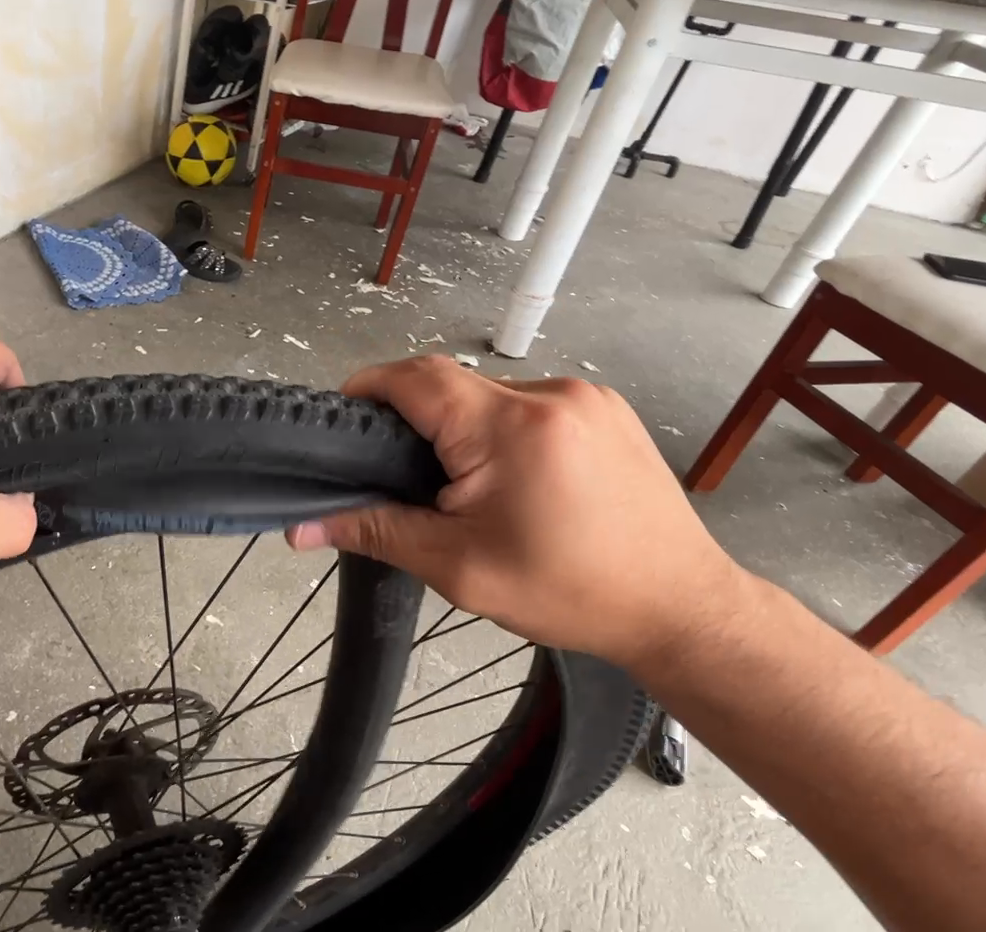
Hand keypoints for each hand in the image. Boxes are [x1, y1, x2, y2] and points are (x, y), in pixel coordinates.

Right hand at [285, 356, 744, 668]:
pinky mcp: (605, 409)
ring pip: (487, 394)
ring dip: (459, 426)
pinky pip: (526, 403)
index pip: (416, 377)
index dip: (369, 387)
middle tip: (399, 474)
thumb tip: (303, 527)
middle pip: (450, 384)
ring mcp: (585, 397)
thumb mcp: (459, 568)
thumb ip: (376, 532)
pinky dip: (499, 429)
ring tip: (458, 485)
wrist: (683, 608)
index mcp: (511, 428)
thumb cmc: (573, 593)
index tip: (343, 417)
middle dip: (414, 419)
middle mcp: (550, 396)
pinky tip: (507, 477)